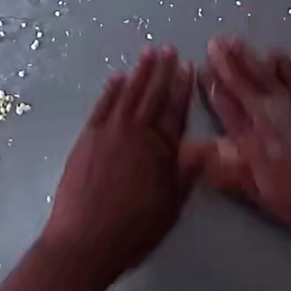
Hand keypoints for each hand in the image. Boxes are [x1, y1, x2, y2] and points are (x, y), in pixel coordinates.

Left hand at [41, 48, 195, 283]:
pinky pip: (102, 105)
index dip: (184, 88)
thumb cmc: (133, 229)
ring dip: (140, 72)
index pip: (176, 111)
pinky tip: (118, 77)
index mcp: (161, 149)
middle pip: (153, 95)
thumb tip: (207, 146)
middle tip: (170, 49)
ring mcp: (110, 132)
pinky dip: (111, 90)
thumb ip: (187, 172)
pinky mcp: (87, 137)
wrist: (84, 241)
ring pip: (129, 94)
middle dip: (163, 71)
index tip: (189, 68)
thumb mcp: (172, 205)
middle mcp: (137, 132)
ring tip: (148, 52)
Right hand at [185, 37, 290, 242]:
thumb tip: (193, 149)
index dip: (213, 88)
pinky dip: (283, 65)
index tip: (201, 69)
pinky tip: (277, 56)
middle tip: (215, 41)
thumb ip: (228, 167)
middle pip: (245, 82)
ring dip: (249, 57)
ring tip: (235, 41)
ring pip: (267, 73)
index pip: (227, 106)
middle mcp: (272, 112)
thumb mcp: (263, 191)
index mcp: (254, 136)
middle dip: (227, 62)